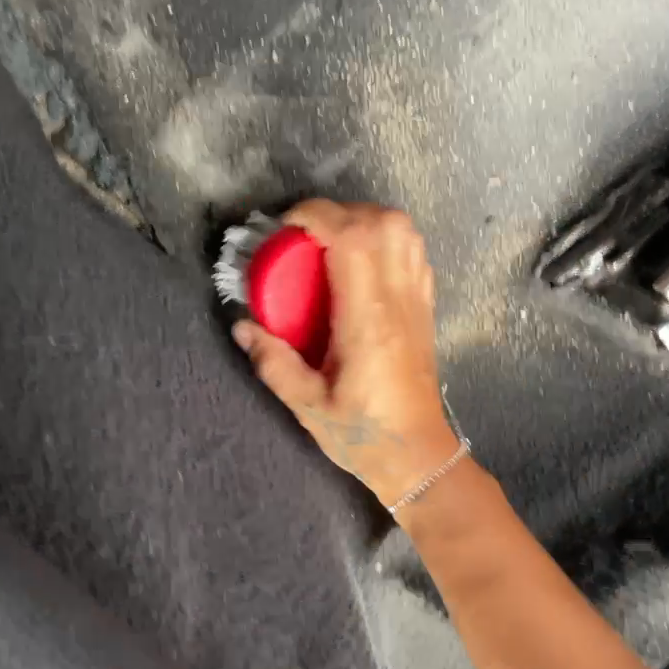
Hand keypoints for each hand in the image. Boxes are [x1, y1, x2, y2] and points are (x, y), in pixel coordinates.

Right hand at [233, 199, 460, 505]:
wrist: (418, 456)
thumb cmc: (363, 435)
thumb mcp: (307, 406)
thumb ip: (272, 363)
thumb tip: (242, 326)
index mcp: (368, 320)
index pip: (353, 239)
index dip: (318, 216)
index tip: (286, 226)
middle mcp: (399, 300)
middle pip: (383, 222)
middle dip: (339, 212)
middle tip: (304, 234)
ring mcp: (418, 301)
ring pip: (405, 230)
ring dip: (365, 220)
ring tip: (331, 241)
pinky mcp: (425, 308)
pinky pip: (413, 251)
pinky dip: (386, 238)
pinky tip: (361, 261)